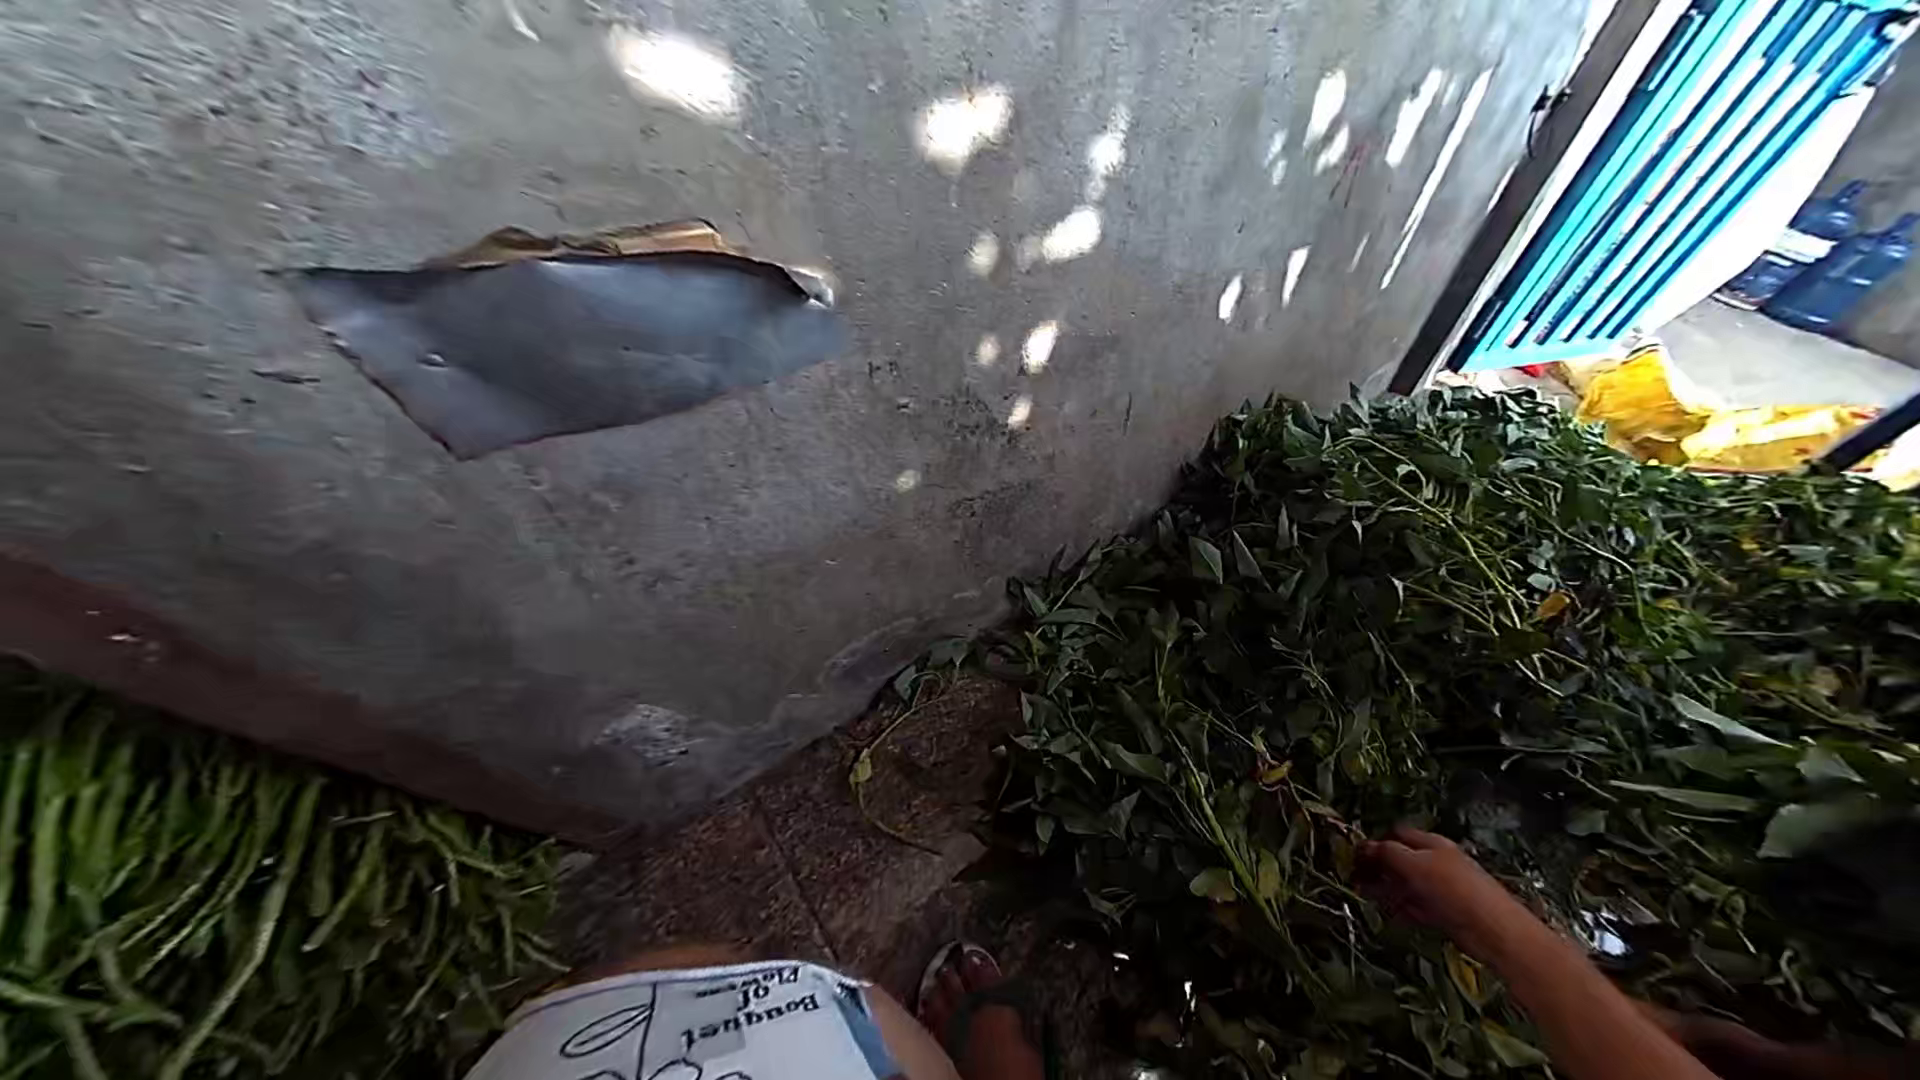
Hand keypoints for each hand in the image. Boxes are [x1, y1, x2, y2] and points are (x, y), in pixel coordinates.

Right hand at [1358, 826, 1533, 962]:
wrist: (1497, 933)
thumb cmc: (1455, 889)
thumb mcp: (1414, 864)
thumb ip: (1387, 853)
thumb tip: (1364, 846)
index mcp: (1432, 843)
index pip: (1396, 834)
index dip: (1376, 842)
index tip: (1356, 854)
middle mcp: (1437, 862)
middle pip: (1400, 859)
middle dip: (1379, 867)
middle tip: (1357, 877)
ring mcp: (1443, 888)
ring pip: (1407, 884)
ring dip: (1387, 889)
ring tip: (1368, 897)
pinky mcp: (1447, 912)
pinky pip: (1418, 905)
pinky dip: (1403, 908)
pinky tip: (1392, 914)